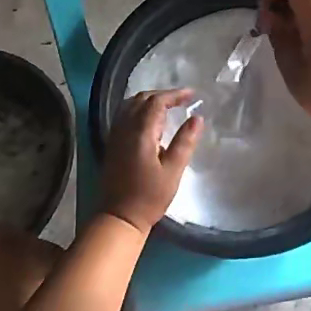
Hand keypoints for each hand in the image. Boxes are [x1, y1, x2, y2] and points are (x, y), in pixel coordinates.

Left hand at [100, 89, 202, 232]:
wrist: (119, 216)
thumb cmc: (149, 196)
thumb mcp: (173, 171)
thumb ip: (185, 142)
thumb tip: (197, 118)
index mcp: (140, 132)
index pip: (156, 102)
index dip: (174, 95)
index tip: (192, 95)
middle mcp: (125, 128)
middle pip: (141, 99)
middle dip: (162, 95)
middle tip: (182, 99)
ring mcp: (115, 135)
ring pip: (130, 105)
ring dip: (150, 101)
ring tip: (169, 106)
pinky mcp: (112, 143)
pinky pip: (125, 115)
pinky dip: (139, 110)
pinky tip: (151, 120)